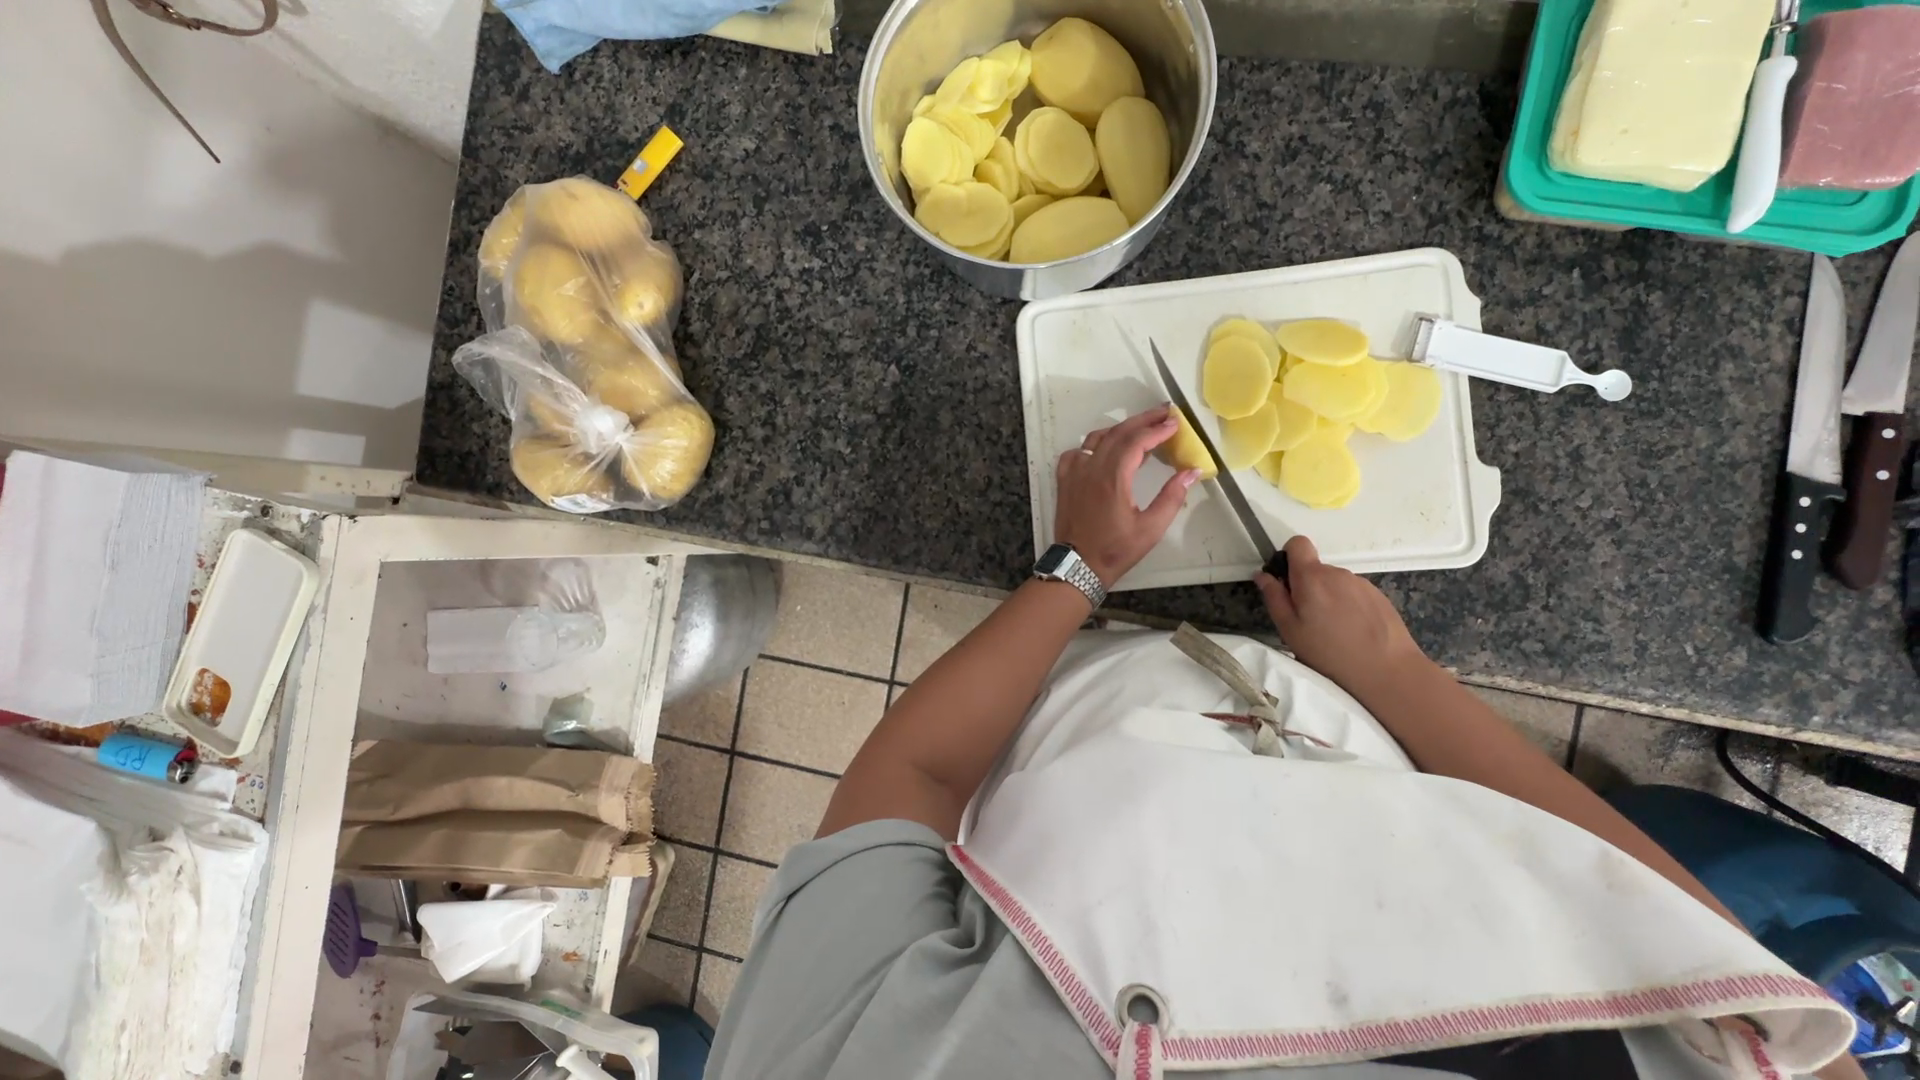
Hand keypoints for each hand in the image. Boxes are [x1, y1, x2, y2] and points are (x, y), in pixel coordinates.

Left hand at [1054, 405, 1198, 585]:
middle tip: (1164, 413)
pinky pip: (1077, 452)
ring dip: (1120, 429)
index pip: (1136, 442)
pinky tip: (1105, 448)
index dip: (1157, 430)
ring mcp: (1074, 473)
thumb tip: (1191, 472)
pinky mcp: (1065, 481)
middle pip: (1117, 433)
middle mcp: (1091, 469)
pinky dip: (1094, 444)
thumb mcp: (1151, 528)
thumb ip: (1172, 497)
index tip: (1175, 424)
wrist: (1078, 565)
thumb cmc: (1116, 550)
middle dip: (1142, 420)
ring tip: (1140, 427)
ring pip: (1097, 438)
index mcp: (1112, 479)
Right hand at [1255, 535, 1429, 693]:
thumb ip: (1274, 597)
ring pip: (1334, 583)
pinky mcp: (1379, 596)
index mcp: (1311, 577)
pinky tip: (1352, 632)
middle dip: (1307, 587)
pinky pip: (1353, 594)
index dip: (1288, 557)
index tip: (1286, 582)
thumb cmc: (1328, 652)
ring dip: (1328, 598)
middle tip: (1308, 620)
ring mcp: (1361, 583)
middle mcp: (1337, 573)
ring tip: (1332, 630)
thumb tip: (1262, 575)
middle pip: (1315, 569)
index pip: (1297, 543)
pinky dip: (1348, 607)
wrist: (1386, 669)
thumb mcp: (1289, 630)